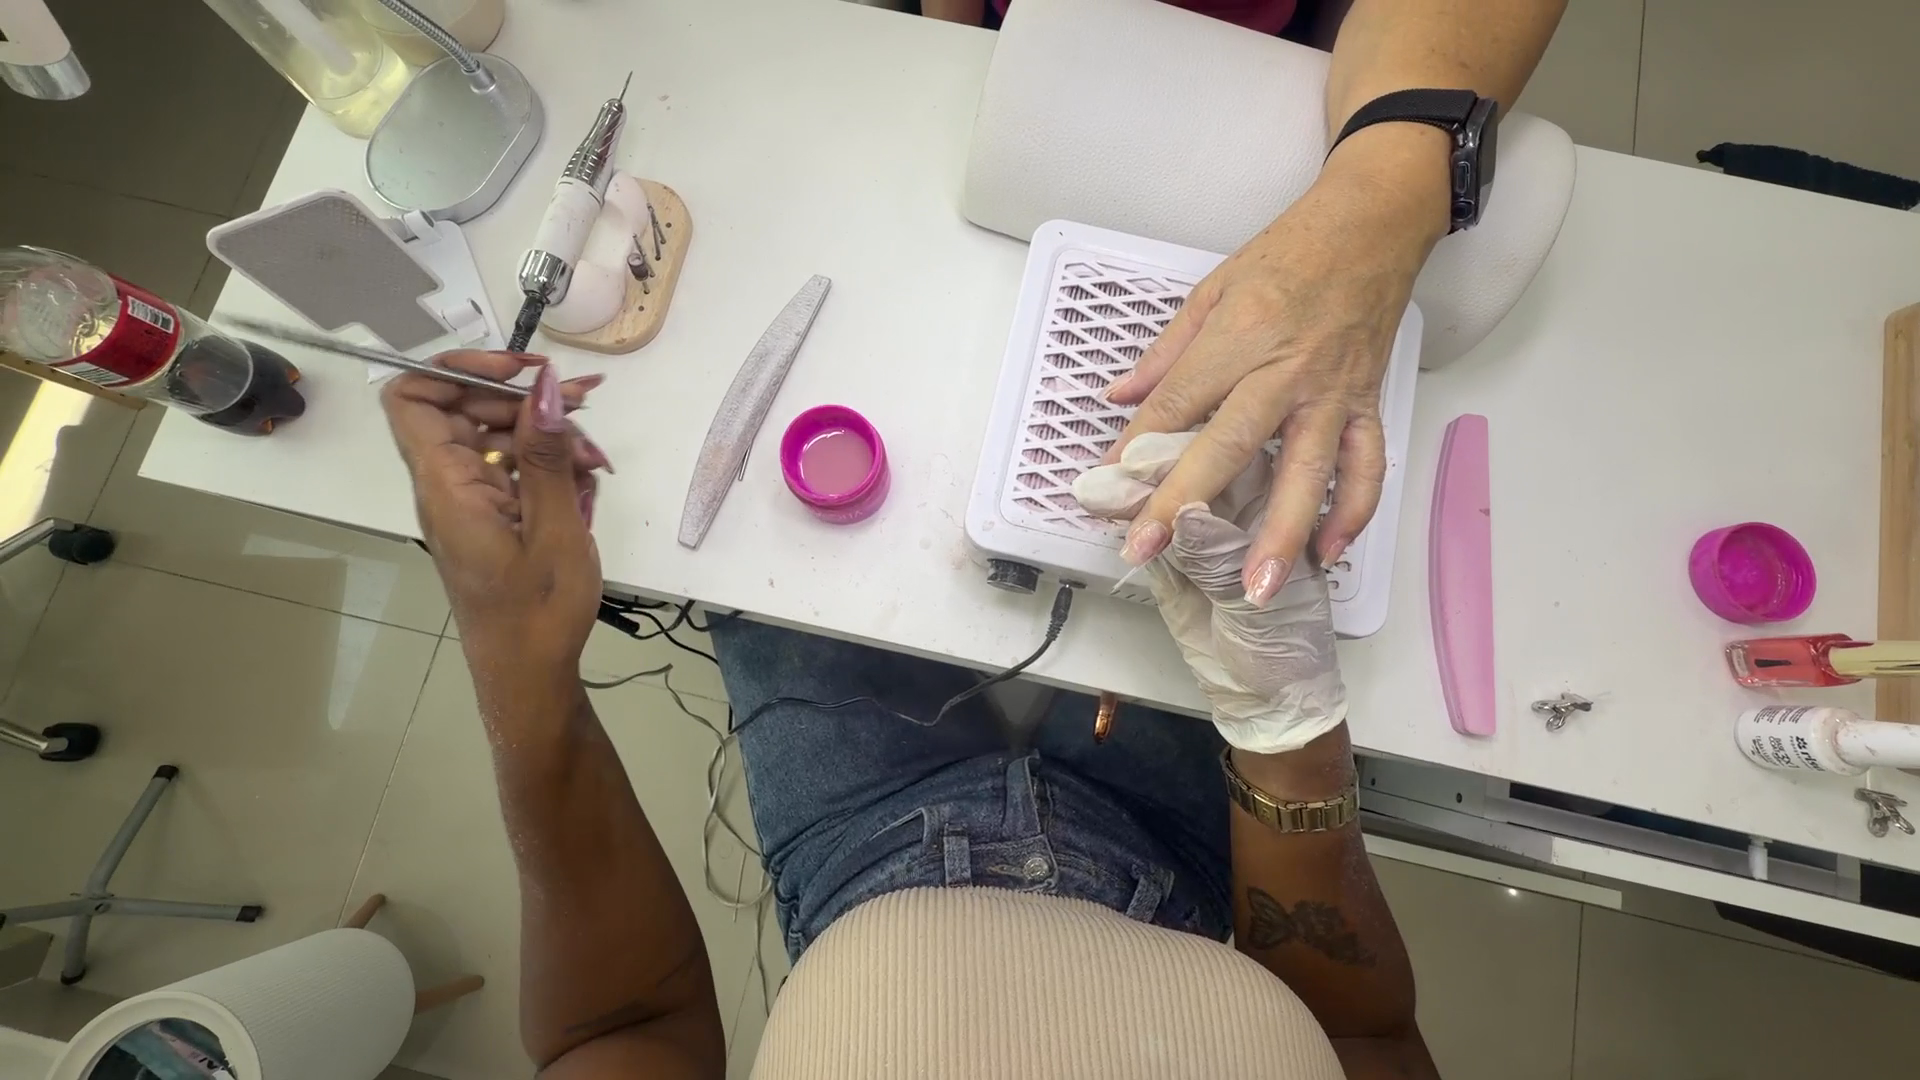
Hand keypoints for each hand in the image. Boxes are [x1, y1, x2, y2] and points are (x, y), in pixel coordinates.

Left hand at [382, 352, 608, 685]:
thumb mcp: (555, 528)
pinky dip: (554, 468)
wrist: (530, 671)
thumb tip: (545, 384)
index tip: (526, 372)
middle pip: (467, 412)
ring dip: (551, 438)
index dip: (462, 370)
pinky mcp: (496, 517)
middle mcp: (450, 486)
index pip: (415, 398)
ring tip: (597, 460)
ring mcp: (474, 502)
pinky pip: (516, 472)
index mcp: (447, 486)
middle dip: (528, 401)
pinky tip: (588, 483)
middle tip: (587, 403)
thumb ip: (547, 453)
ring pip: (500, 441)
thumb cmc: (540, 608)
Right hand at [1075, 438, 1346, 753]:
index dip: (1193, 454)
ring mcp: (1200, 536)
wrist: (1264, 698)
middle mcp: (1237, 513)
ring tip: (1097, 487)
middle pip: (1191, 473)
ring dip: (1131, 493)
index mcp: (1275, 511)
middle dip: (1152, 470)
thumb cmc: (1284, 649)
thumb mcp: (1263, 607)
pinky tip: (1102, 508)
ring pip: (1163, 501)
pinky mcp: (1171, 561)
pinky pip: (1147, 533)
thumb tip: (1187, 511)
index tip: (1153, 455)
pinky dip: (1126, 522)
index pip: (1234, 463)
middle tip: (1114, 470)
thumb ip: (1223, 559)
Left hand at [1105, 146, 1446, 605]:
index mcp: (1239, 336)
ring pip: (1309, 472)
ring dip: (1283, 536)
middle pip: (1230, 446)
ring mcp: (1333, 392)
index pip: (1176, 403)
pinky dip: (1354, 513)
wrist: (1374, 222)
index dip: (1136, 447)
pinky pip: (1367, 465)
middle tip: (1151, 551)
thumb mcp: (1211, 290)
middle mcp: (1286, 371)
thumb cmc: (1287, 253)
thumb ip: (1165, 353)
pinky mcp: (1369, 403)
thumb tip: (1118, 400)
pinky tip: (1329, 554)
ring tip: (1258, 589)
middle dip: (1186, 503)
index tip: (1108, 488)